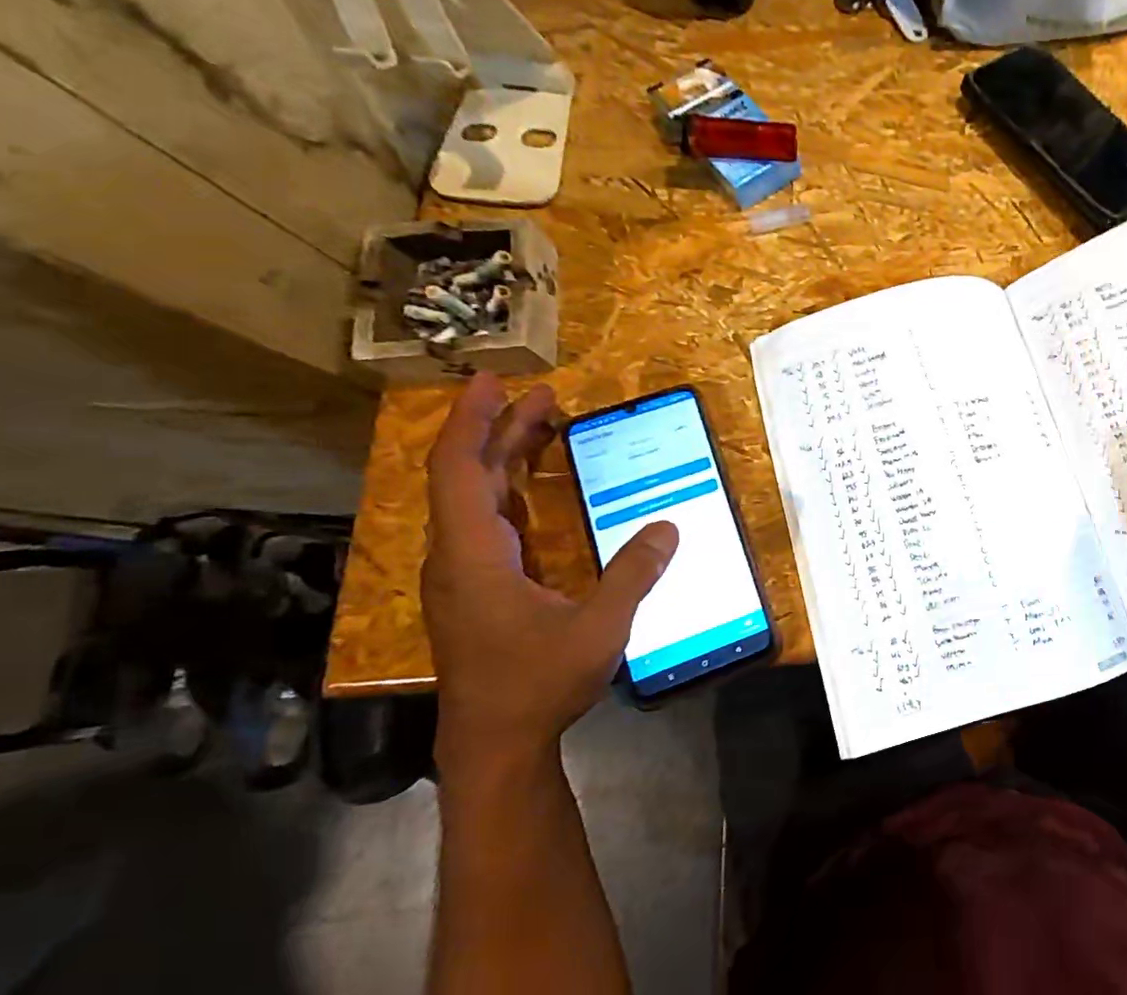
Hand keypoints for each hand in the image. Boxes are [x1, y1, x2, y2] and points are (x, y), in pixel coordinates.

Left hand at [422, 374, 677, 772]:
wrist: (495, 744)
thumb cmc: (536, 683)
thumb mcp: (598, 628)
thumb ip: (633, 574)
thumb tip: (669, 527)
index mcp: (473, 556)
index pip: (458, 470)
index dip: (472, 421)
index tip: (492, 381)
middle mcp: (458, 556)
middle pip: (467, 475)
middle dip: (500, 429)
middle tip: (542, 396)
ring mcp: (463, 574)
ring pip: (474, 499)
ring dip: (503, 458)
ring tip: (541, 426)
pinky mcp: (474, 590)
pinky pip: (484, 523)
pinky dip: (506, 492)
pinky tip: (532, 489)